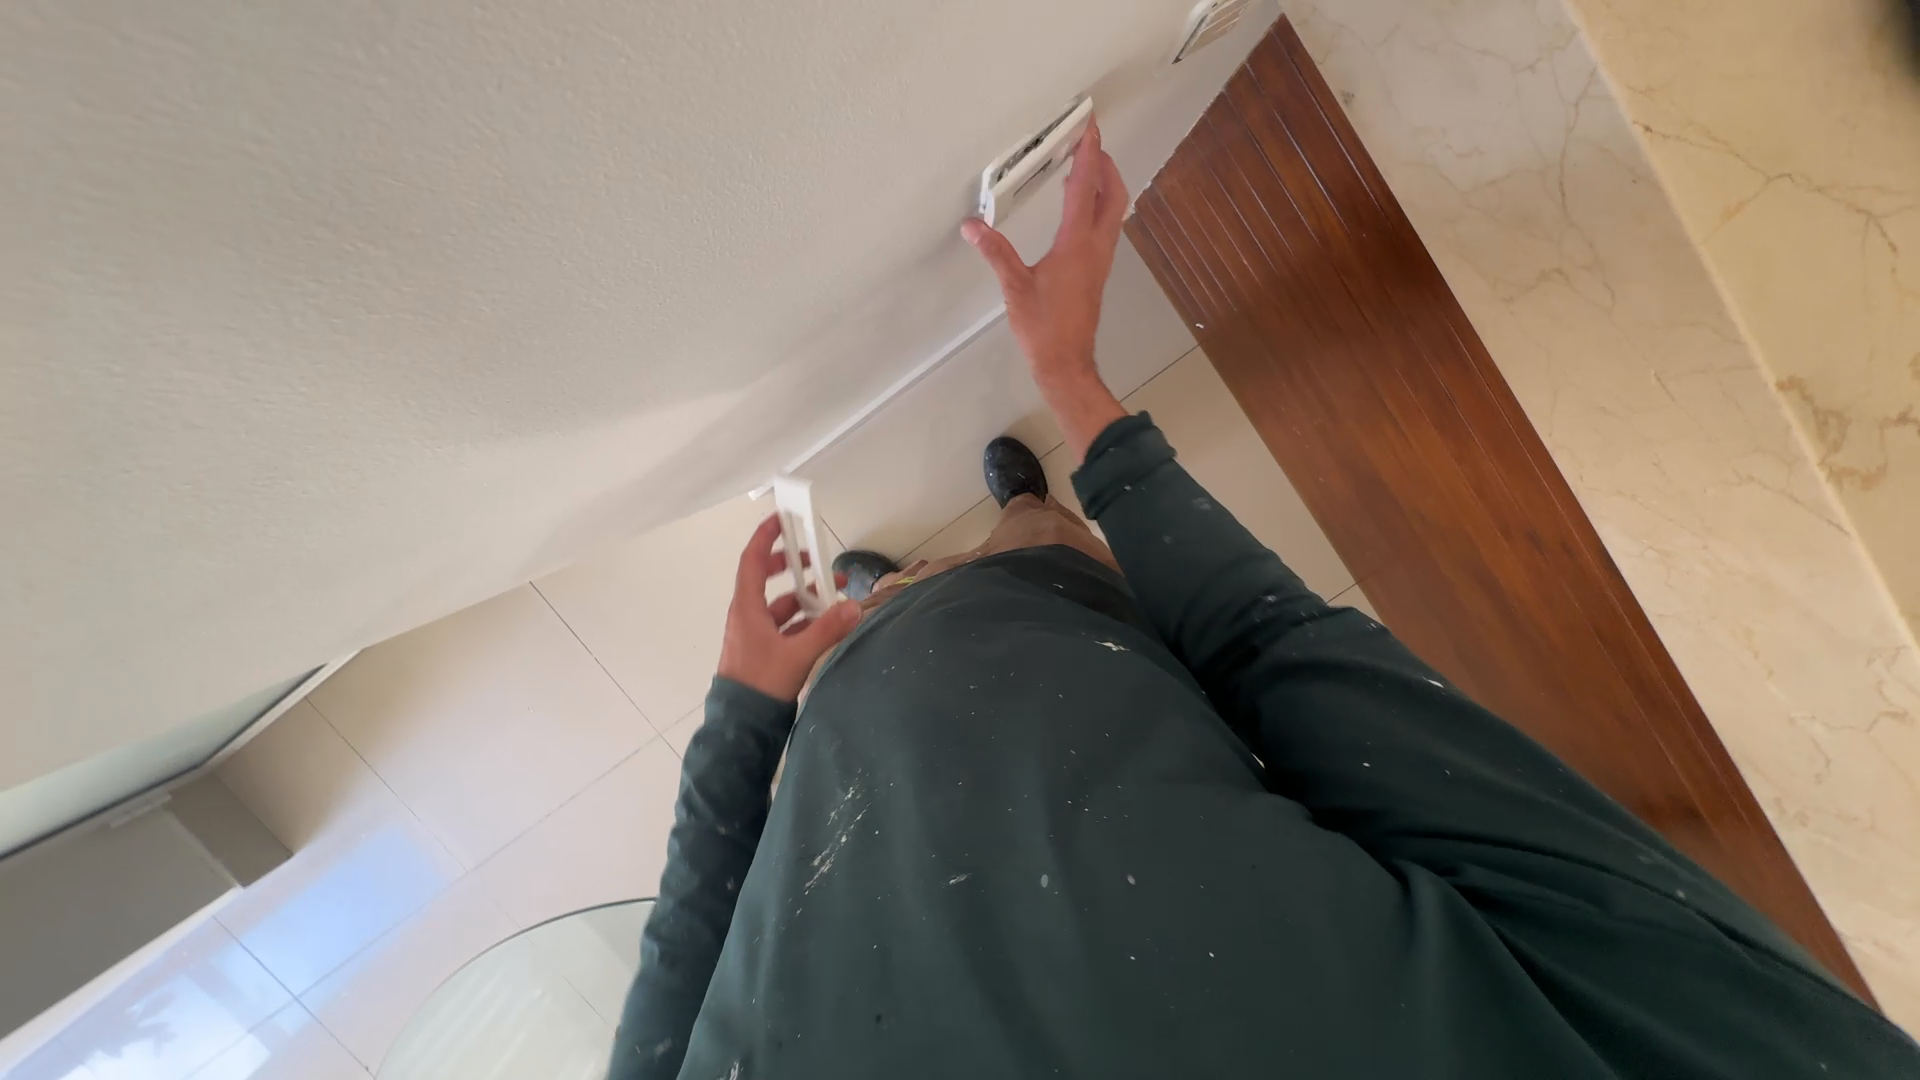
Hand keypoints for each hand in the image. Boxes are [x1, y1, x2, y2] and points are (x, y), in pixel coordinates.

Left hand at [716, 514, 861, 702]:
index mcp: (747, 608)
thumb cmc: (762, 682)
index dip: (765, 538)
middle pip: (764, 578)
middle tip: (814, 559)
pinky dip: (801, 618)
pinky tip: (823, 623)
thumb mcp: (798, 654)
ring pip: (778, 604)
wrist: (742, 724)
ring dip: (802, 596)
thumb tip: (855, 605)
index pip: (752, 561)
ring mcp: (753, 634)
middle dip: (790, 565)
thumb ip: (827, 628)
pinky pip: (782, 624)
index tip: (781, 519)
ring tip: (830, 595)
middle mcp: (747, 616)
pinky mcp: (762, 651)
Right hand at [962, 117, 1129, 460]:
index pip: (1086, 188)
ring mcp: (1100, 263)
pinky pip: (1105, 230)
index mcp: (1077, 245)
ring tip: (1085, 171)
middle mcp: (1096, 249)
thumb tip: (973, 226)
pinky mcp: (1096, 275)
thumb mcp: (1014, 287)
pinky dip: (1098, 210)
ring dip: (1104, 187)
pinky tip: (1079, 214)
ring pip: (1113, 213)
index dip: (1088, 154)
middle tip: (1090, 145)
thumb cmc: (1044, 329)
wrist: (1066, 364)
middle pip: (1113, 195)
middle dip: (1105, 165)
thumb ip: (996, 252)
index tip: (1090, 127)